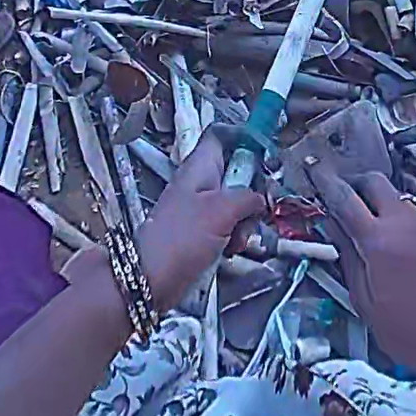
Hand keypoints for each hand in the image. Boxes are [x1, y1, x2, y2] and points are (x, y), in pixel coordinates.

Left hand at [134, 134, 266, 309]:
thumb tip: (261, 197)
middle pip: (238, 172)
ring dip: (246, 220)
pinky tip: (232, 249)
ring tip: (239, 237)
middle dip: (253, 191)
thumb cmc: (182, 237)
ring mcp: (202, 207)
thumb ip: (247, 197)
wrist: (150, 280)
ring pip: (237, 202)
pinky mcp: (203, 231)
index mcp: (201, 165)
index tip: (265, 154)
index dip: (243, 138)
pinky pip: (229, 225)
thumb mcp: (221, 211)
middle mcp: (202, 181)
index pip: (222, 135)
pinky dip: (236, 235)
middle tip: (258, 208)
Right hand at [310, 166, 415, 382]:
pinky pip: (414, 213)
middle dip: (356, 184)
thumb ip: (346, 255)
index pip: (344, 198)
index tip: (315, 171)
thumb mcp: (363, 299)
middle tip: (345, 199)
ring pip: (395, 196)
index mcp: (378, 241)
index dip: (326, 182)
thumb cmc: (404, 330)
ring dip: (379, 203)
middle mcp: (404, 222)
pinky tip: (397, 243)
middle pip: (374, 181)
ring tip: (371, 227)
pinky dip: (399, 219)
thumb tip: (331, 224)